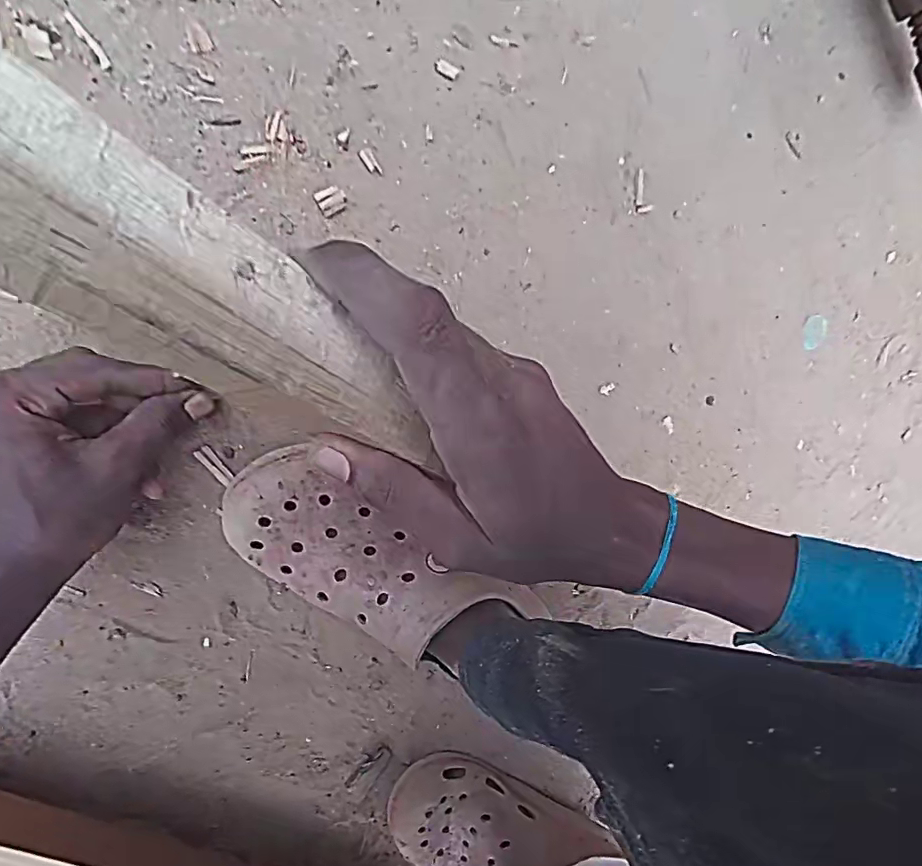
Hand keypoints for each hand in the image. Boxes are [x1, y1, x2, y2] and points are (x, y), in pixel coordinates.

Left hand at [0, 347, 214, 581]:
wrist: (20, 566)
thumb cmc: (49, 527)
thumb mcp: (115, 469)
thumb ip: (155, 425)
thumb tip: (191, 400)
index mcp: (6, 394)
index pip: (95, 372)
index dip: (153, 382)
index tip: (192, 390)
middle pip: (93, 383)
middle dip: (142, 408)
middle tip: (185, 414)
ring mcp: (5, 409)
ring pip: (91, 404)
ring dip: (131, 431)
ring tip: (156, 463)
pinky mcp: (19, 426)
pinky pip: (78, 420)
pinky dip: (111, 441)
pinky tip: (136, 466)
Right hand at [297, 242, 666, 591]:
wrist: (609, 525)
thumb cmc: (541, 540)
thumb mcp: (459, 542)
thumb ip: (396, 495)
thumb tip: (330, 455)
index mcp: (479, 426)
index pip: (423, 330)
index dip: (369, 284)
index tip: (319, 266)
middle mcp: (500, 383)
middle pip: (429, 310)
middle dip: (364, 285)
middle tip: (311, 291)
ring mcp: (516, 372)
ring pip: (443, 323)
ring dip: (389, 311)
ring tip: (341, 329)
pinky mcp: (521, 374)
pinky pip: (461, 343)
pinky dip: (418, 340)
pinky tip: (396, 370)